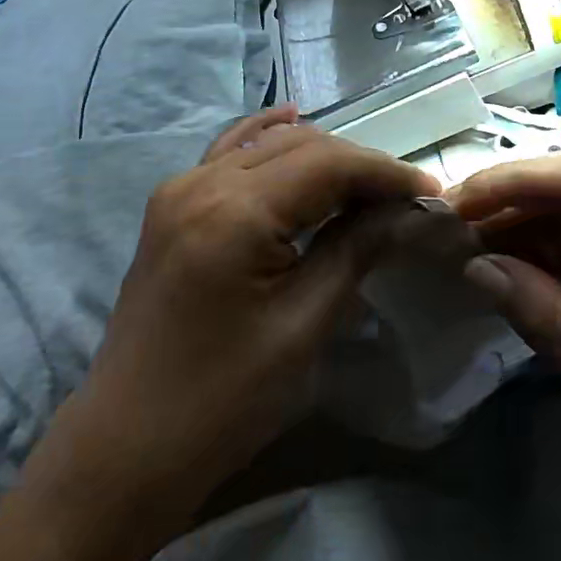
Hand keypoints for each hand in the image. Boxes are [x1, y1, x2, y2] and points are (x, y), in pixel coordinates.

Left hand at [0, 107, 439, 560]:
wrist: (130, 438)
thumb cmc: (223, 398)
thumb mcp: (301, 326)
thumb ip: (354, 252)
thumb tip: (409, 213)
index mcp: (234, 211)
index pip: (326, 164)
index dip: (383, 173)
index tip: (430, 193)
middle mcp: (200, 182)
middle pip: (295, 147)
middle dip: (354, 164)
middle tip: (402, 199)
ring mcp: (177, 190)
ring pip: (261, 147)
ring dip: (316, 156)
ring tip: (363, 185)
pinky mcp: (169, 207)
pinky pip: (226, 157)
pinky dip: (263, 141)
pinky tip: (289, 123)